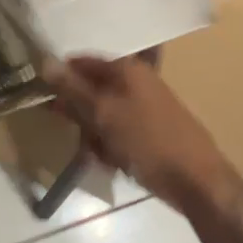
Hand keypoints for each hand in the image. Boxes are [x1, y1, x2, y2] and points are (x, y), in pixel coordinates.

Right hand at [44, 53, 231, 204]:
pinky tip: (114, 162)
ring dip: (93, 134)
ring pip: (103, 114)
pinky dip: (111, 145)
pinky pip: (119, 131)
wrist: (198, 181)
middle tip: (73, 132)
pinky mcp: (152, 130)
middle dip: (79, 113)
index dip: (61, 78)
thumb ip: (72, 88)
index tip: (46, 99)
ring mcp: (146, 106)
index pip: (81, 62)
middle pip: (91, 89)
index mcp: (127, 69)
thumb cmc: (147, 141)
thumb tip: (44, 61)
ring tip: (99, 154)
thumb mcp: (102, 113)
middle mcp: (137, 81)